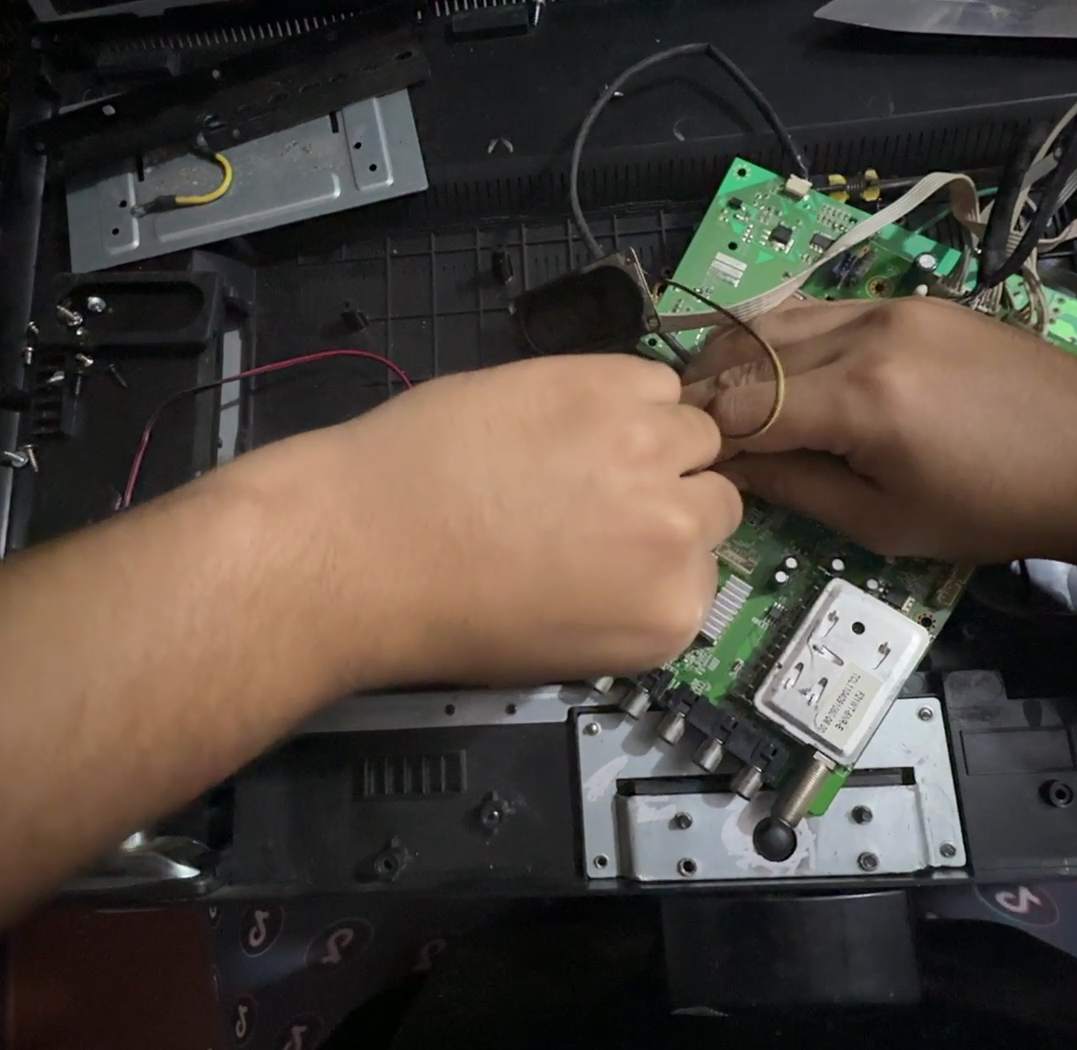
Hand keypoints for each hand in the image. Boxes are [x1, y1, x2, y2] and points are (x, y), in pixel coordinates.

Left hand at [222, 354, 740, 686]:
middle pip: (714, 495)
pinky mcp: (601, 383)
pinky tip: (565, 413)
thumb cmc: (445, 612)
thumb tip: (649, 552)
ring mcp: (645, 448)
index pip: (709, 564)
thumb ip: (630, 596)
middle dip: (666, 494)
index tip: (625, 539)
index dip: (662, 548)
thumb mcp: (563, 643)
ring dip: (651, 437)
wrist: (362, 550)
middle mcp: (678, 532)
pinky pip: (649, 378)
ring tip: (581, 447)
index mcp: (667, 613)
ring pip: (690, 429)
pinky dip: (620, 393)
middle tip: (603, 492)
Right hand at [680, 296, 1076, 563]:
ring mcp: (892, 306)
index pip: (741, 406)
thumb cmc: (992, 510)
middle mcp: (867, 333)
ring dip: (735, 358)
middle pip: (747, 351)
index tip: (680, 460)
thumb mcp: (880, 522)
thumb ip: (792, 486)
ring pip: (776, 319)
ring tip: (717, 396)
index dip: (700, 435)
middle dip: (703, 391)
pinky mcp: (913, 301)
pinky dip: (780, 341)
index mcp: (861, 398)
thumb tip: (726, 467)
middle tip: (683, 428)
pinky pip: (820, 312)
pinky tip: (777, 371)